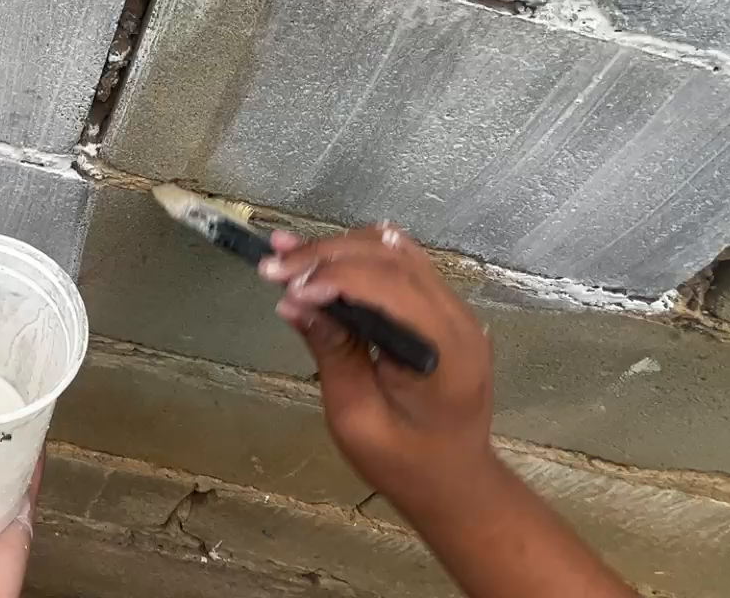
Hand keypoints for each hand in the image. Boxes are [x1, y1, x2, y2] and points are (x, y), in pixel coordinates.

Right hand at [259, 224, 497, 516]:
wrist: (453, 482)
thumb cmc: (403, 461)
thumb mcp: (356, 417)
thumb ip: (331, 351)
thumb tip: (292, 302)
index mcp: (445, 350)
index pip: (389, 286)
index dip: (334, 277)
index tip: (286, 288)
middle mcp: (456, 317)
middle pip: (388, 257)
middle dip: (324, 256)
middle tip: (272, 265)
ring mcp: (452, 306)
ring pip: (390, 248)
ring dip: (335, 247)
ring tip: (285, 253)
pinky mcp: (438, 304)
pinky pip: (395, 259)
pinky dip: (352, 251)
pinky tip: (314, 255)